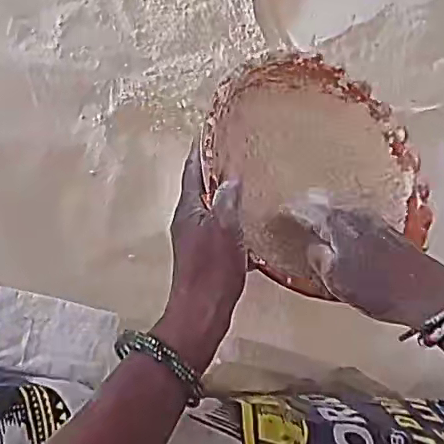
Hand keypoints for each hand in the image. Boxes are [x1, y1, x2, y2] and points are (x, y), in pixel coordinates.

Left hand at [154, 145, 246, 370]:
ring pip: (212, 208)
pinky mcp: (207, 256)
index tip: (212, 129)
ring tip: (250, 180)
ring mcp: (196, 239)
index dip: (201, 150)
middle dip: (216, 169)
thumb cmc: (211, 271)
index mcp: (188, 210)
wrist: (201, 314)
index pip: (193, 170)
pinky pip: (222, 228)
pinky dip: (235, 219)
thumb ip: (226, 202)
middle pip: (201, 187)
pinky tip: (254, 221)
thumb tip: (231, 178)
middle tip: (238, 151)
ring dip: (226, 194)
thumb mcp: (223, 231)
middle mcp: (188, 220)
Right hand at [285, 198, 443, 329]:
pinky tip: (346, 225)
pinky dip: (346, 216)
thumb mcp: (339, 282)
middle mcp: (358, 218)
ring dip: (329, 207)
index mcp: (340, 226)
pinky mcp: (389, 232)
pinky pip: (359, 216)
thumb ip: (320, 260)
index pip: (310, 211)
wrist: (428, 294)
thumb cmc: (381, 290)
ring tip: (317, 212)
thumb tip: (314, 246)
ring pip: (345, 208)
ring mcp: (376, 222)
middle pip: (328, 203)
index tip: (282, 212)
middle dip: (311, 203)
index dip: (294, 211)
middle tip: (297, 206)